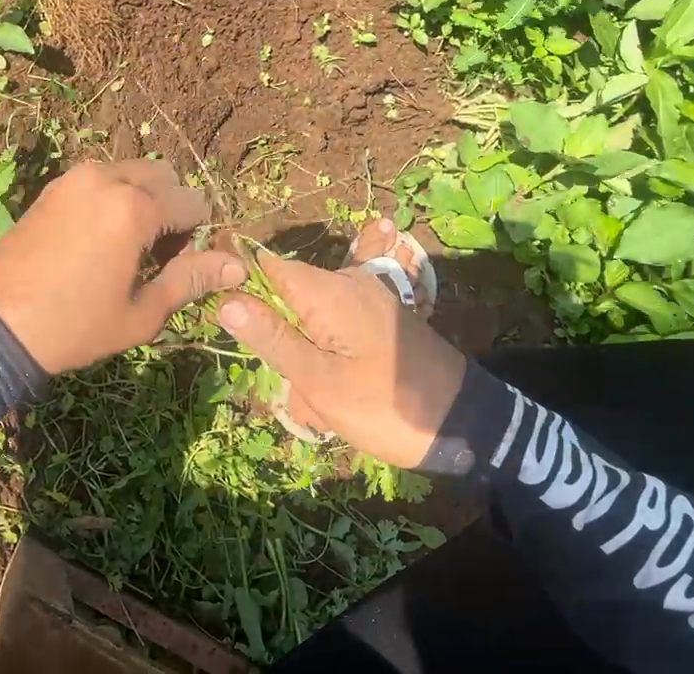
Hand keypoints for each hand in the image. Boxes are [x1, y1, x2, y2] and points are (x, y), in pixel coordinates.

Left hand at [0, 160, 246, 375]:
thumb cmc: (73, 326)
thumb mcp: (140, 314)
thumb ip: (190, 280)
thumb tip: (237, 266)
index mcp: (134, 207)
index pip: (193, 204)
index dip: (199, 236)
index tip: (184, 265)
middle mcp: (107, 178)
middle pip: (165, 177)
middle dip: (173, 208)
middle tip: (159, 254)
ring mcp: (75, 177)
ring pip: (132, 172)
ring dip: (143, 198)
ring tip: (129, 246)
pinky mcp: (53, 186)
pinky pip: (101, 178)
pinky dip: (114, 196)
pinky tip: (100, 237)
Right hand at [215, 220, 467, 467]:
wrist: (470, 428)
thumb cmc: (388, 406)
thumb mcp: (320, 380)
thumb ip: (272, 337)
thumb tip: (224, 300)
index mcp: (326, 290)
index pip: (264, 265)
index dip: (238, 283)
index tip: (222, 316)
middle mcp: (346, 282)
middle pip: (284, 292)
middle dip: (275, 333)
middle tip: (283, 382)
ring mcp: (367, 299)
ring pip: (309, 315)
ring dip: (304, 356)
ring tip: (318, 406)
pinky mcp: (381, 319)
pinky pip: (335, 324)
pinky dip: (327, 355)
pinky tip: (328, 391)